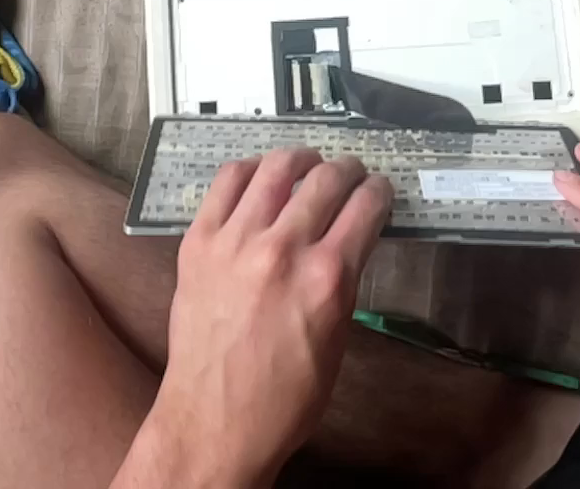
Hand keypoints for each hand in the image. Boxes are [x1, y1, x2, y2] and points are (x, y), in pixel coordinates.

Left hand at [113, 148, 391, 488]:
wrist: (213, 421)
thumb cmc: (284, 395)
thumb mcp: (336, 338)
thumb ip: (344, 277)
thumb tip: (350, 233)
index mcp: (327, 279)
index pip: (366, 206)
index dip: (379, 190)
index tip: (379, 188)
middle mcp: (283, 249)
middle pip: (326, 178)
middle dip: (347, 169)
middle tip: (350, 173)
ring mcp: (236, 240)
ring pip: (276, 167)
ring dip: (301, 158)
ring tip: (308, 163)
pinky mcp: (200, 239)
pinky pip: (227, 180)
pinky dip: (250, 168)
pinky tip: (261, 175)